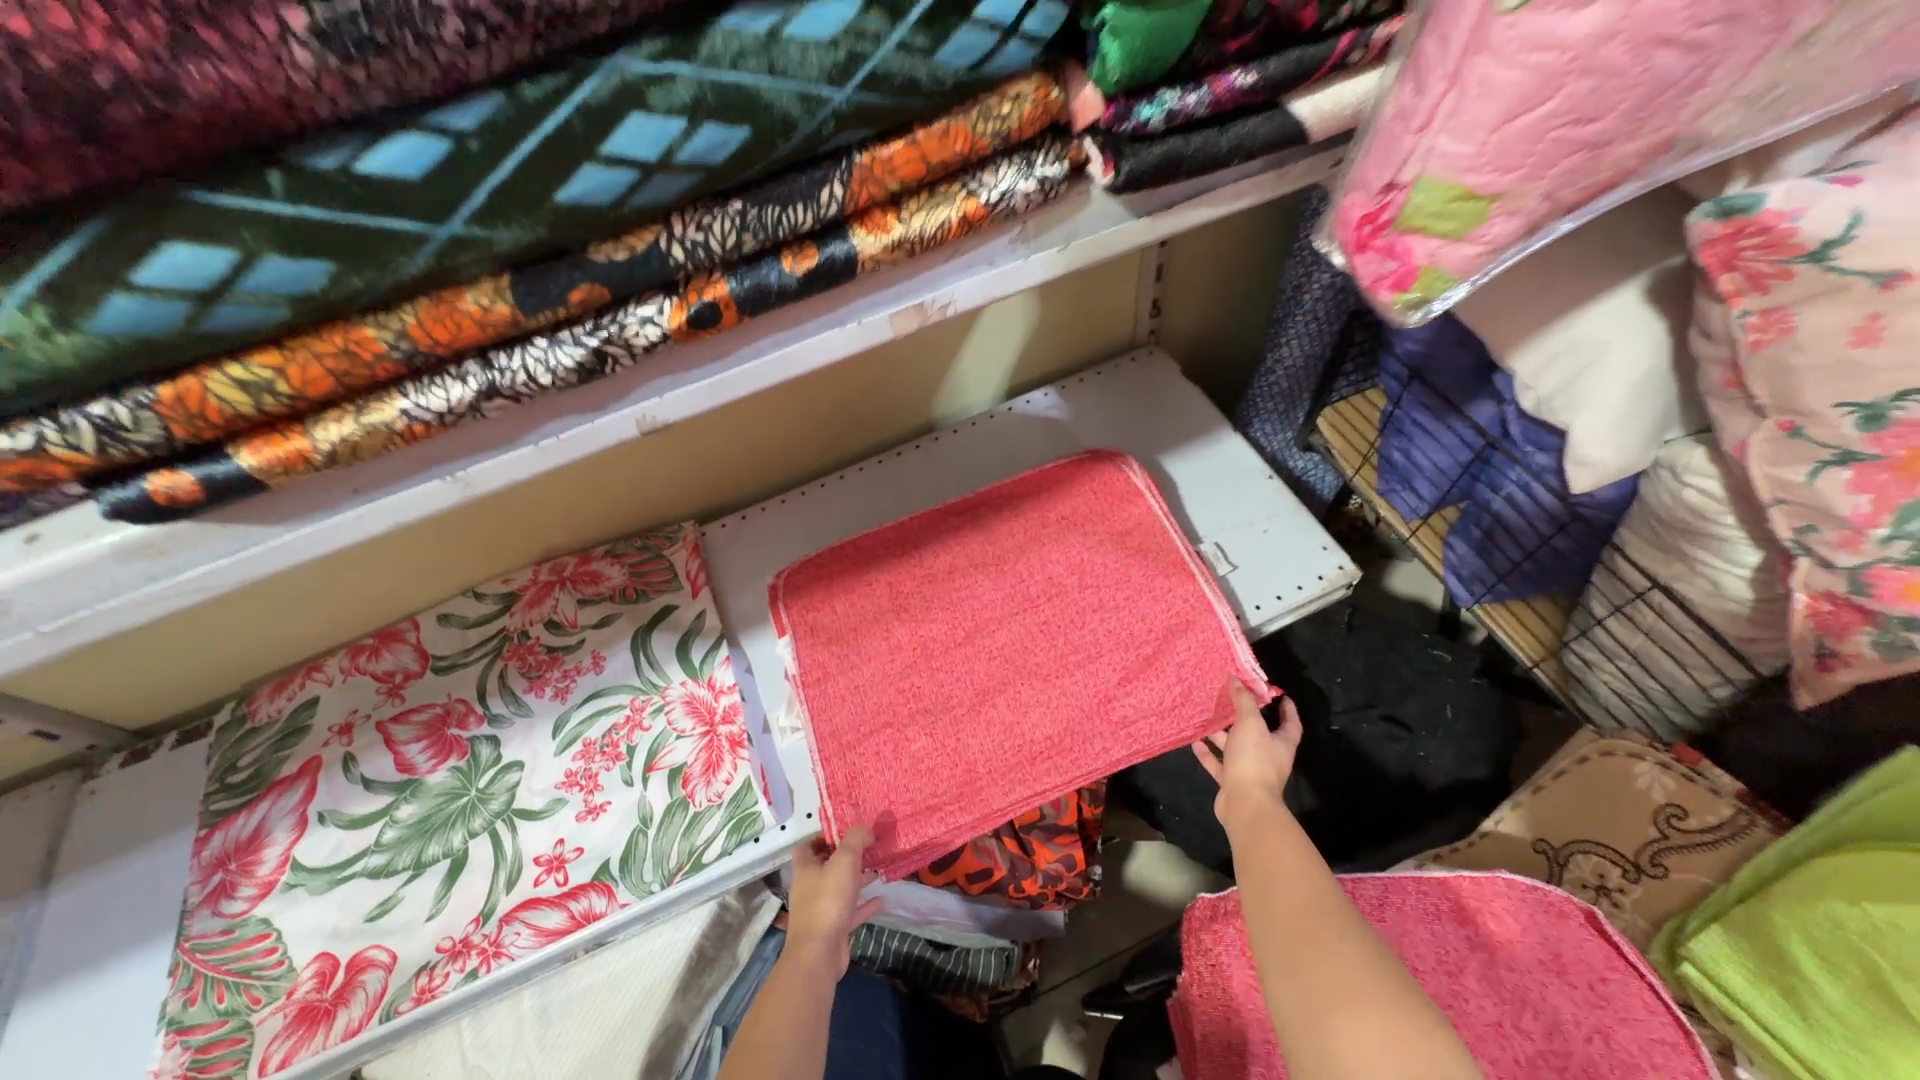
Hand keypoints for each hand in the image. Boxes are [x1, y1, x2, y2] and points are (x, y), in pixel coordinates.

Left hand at [785, 824, 882, 975]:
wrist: (819, 953)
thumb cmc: (828, 900)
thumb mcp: (844, 861)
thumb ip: (856, 840)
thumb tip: (866, 829)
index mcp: (806, 869)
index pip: (807, 847)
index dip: (822, 838)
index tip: (845, 833)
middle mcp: (809, 888)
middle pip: (826, 868)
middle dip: (846, 859)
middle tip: (868, 850)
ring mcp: (820, 910)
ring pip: (840, 889)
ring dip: (857, 881)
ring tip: (877, 871)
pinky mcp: (832, 929)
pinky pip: (850, 912)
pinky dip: (864, 905)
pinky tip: (881, 900)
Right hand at [1192, 681, 1302, 833]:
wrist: (1245, 803)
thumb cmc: (1254, 760)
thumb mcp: (1250, 724)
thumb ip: (1243, 701)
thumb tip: (1236, 679)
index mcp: (1281, 743)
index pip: (1290, 723)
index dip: (1287, 709)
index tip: (1279, 695)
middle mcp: (1268, 757)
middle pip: (1258, 734)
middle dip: (1245, 719)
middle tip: (1231, 701)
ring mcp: (1249, 771)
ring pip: (1235, 748)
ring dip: (1222, 735)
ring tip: (1207, 719)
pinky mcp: (1232, 783)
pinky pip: (1219, 764)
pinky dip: (1208, 754)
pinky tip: (1195, 743)